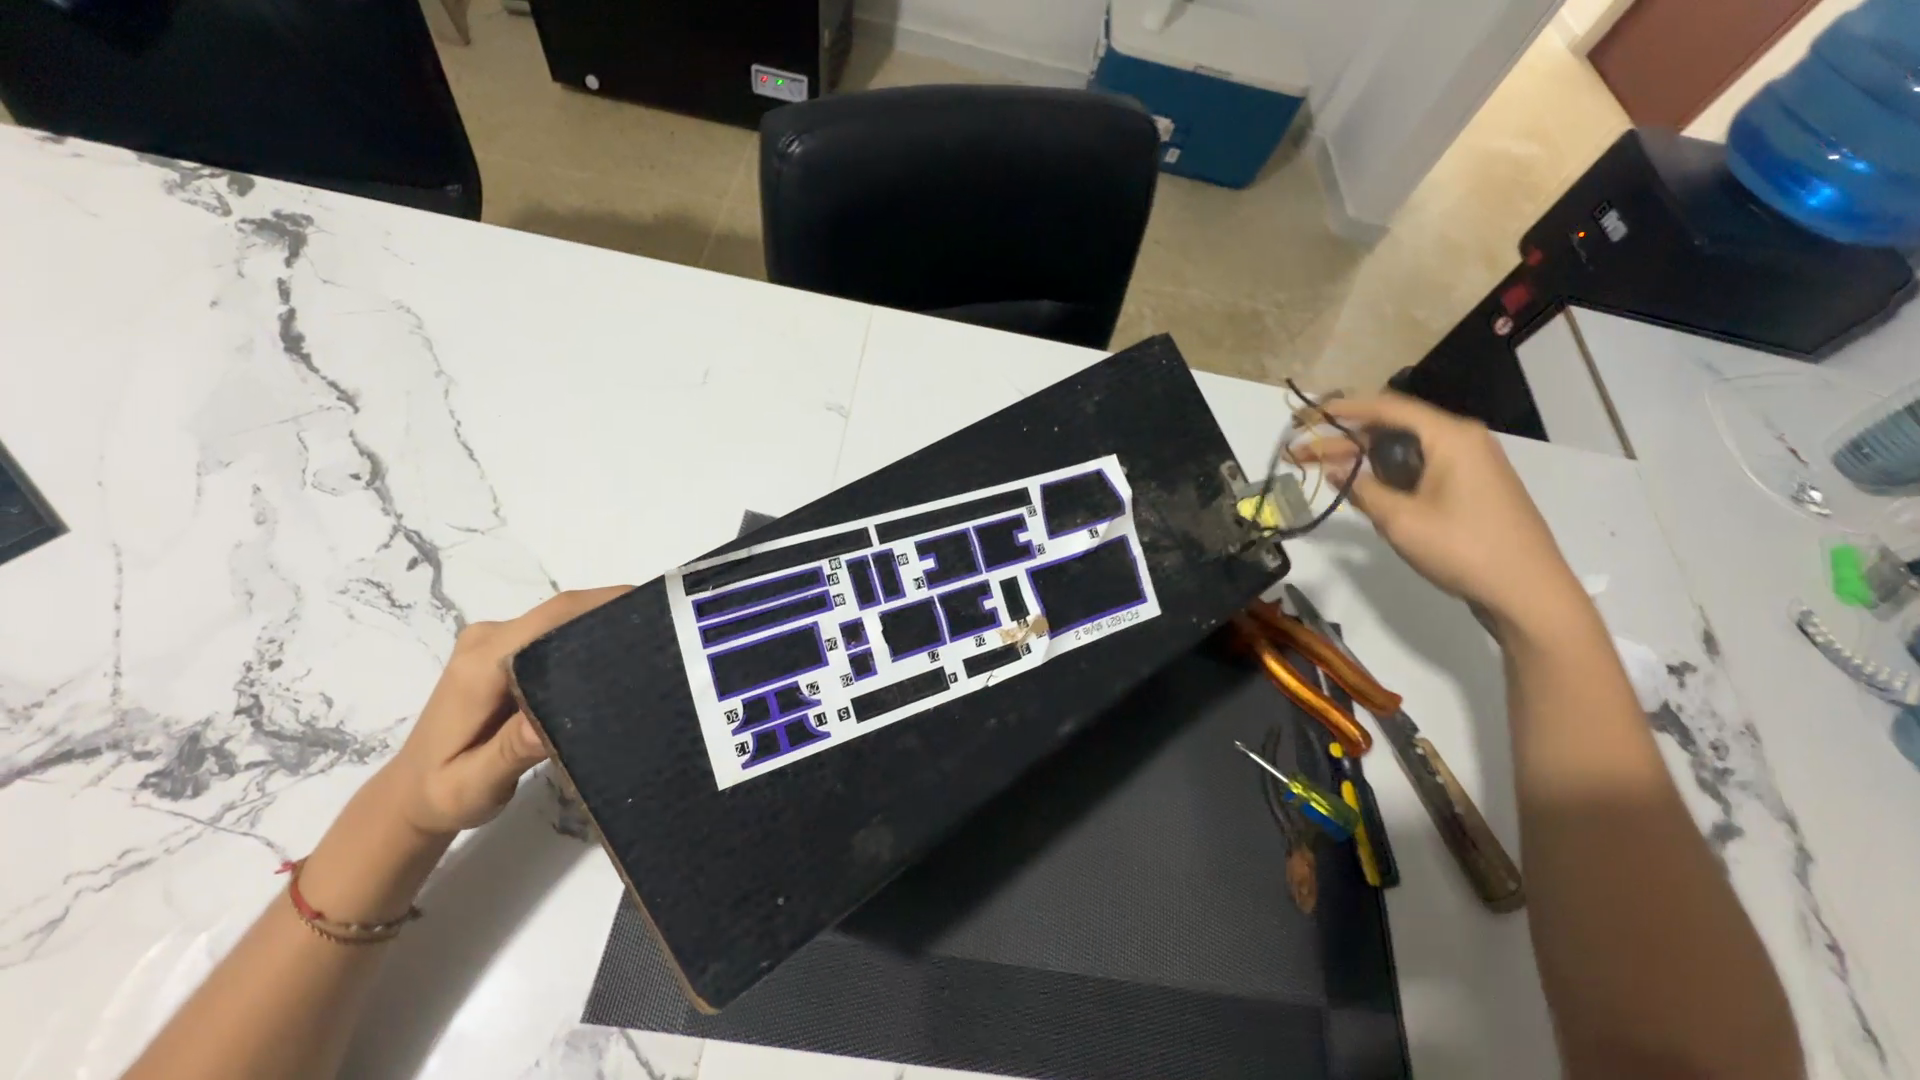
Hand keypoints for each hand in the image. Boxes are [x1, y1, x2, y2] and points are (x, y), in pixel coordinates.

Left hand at [384, 586, 632, 836]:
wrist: (409, 797)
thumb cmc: (443, 796)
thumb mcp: (474, 785)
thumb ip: (512, 750)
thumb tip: (552, 719)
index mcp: (481, 666)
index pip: (552, 618)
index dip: (604, 604)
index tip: (655, 609)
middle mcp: (487, 641)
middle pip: (562, 611)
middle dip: (614, 612)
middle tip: (669, 633)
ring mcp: (493, 643)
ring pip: (561, 619)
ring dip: (604, 625)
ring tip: (653, 645)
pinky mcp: (503, 653)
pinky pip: (553, 634)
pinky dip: (587, 637)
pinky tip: (617, 656)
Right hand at [1295, 394, 1581, 627]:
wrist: (1528, 592)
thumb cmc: (1463, 548)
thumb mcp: (1401, 520)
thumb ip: (1362, 489)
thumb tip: (1333, 469)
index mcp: (1450, 436)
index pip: (1388, 408)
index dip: (1344, 410)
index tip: (1309, 416)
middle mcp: (1464, 440)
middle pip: (1396, 428)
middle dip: (1348, 440)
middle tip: (1305, 454)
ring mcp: (1472, 465)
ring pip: (1408, 451)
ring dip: (1367, 459)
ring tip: (1326, 471)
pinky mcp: (1473, 488)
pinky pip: (1423, 468)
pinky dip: (1390, 474)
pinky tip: (1366, 489)